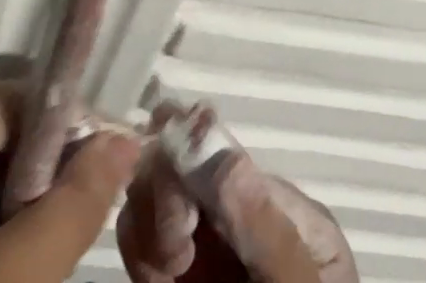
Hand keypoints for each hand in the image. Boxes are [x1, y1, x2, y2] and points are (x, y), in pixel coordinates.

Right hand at [116, 115, 356, 282]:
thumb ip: (270, 239)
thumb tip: (230, 162)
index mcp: (287, 213)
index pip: (228, 155)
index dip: (189, 166)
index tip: (179, 218)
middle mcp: (241, 215)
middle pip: (180, 165)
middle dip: (163, 202)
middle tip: (173, 260)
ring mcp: (205, 241)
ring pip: (150, 193)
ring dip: (146, 229)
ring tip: (166, 275)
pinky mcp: (175, 268)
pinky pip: (140, 234)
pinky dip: (138, 251)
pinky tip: (156, 280)